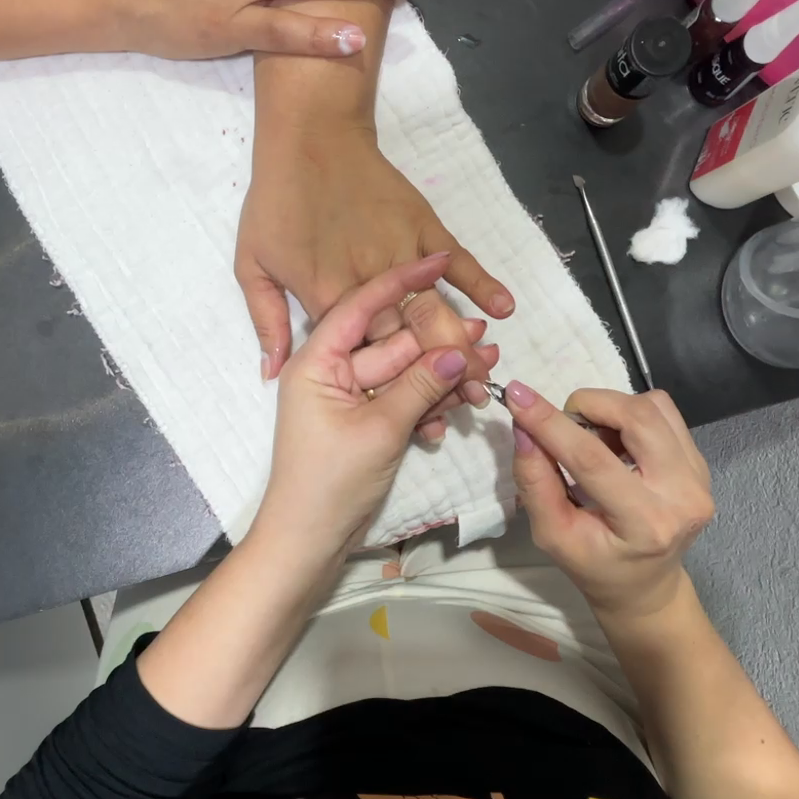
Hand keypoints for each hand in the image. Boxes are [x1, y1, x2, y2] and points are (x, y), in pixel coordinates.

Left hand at [236, 124, 513, 434]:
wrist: (309, 134)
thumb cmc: (276, 201)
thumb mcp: (251, 264)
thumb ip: (265, 321)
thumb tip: (269, 371)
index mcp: (328, 296)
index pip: (363, 356)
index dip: (391, 391)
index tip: (418, 418)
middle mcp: (370, 280)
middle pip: (409, 340)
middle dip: (440, 376)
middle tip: (467, 401)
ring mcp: (400, 252)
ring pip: (436, 309)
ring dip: (463, 345)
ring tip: (485, 375)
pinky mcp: (423, 227)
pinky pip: (457, 260)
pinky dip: (482, 282)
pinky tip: (504, 308)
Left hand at [250, 254, 498, 556]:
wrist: (309, 539)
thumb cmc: (329, 481)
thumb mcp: (378, 429)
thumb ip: (420, 386)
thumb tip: (461, 351)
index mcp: (317, 360)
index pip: (362, 305)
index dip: (402, 281)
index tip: (440, 260)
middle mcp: (332, 370)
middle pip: (391, 342)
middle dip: (437, 342)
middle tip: (484, 335)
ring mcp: (351, 396)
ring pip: (402, 372)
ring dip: (442, 373)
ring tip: (489, 365)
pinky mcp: (366, 420)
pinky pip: (402, 398)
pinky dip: (430, 401)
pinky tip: (465, 399)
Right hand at [501, 384, 714, 616]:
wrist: (645, 586)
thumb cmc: (592, 564)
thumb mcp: (551, 534)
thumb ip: (535, 482)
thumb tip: (523, 430)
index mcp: (645, 524)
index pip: (592, 459)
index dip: (551, 423)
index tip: (517, 396)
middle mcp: (683, 496)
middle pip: (637, 417)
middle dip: (588, 406)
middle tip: (563, 424)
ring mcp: (700, 477)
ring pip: (653, 406)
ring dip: (611, 409)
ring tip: (592, 437)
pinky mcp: (701, 462)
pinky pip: (664, 414)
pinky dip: (631, 415)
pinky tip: (616, 442)